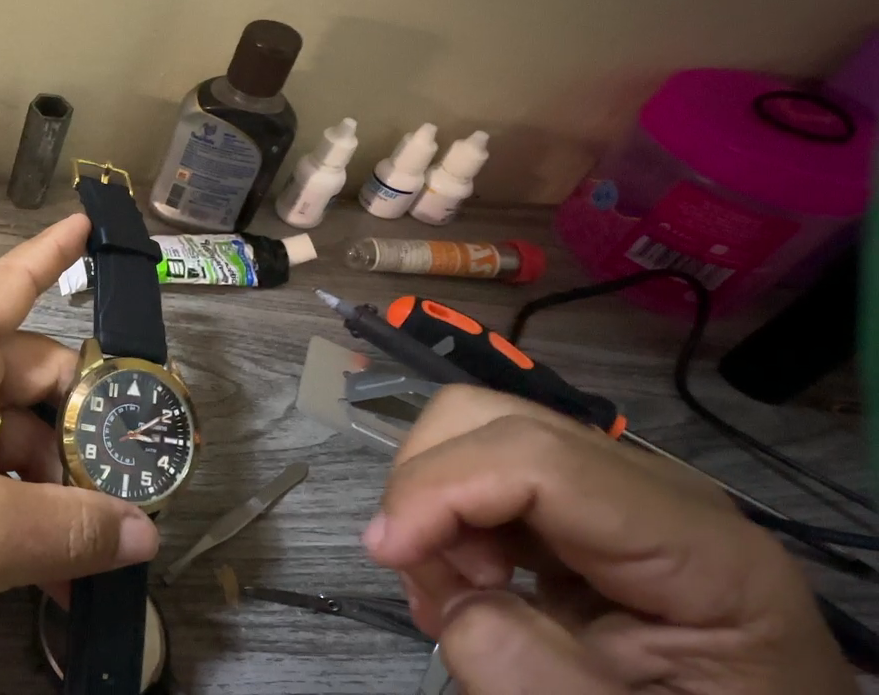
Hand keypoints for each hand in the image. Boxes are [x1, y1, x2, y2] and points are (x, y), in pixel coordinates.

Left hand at [0, 212, 157, 683]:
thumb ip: (74, 527)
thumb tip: (144, 530)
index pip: (7, 283)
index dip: (53, 253)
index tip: (91, 222)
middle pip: (32, 373)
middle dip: (84, 426)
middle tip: (140, 478)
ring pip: (16, 427)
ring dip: (57, 483)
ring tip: (96, 549)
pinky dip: (23, 503)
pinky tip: (57, 567)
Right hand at [363, 385, 853, 693]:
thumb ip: (526, 667)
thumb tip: (449, 599)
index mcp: (702, 552)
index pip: (537, 458)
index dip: (440, 488)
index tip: (385, 553)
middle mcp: (659, 495)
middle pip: (495, 421)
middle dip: (429, 487)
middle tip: (426, 578)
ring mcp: (616, 493)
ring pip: (475, 433)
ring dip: (431, 504)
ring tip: (447, 592)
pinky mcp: (581, 508)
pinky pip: (483, 473)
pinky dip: (446, 517)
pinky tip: (466, 584)